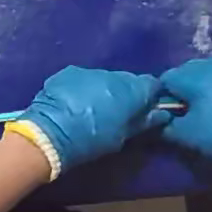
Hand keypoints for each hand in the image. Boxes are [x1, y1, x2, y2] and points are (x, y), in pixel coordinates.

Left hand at [11, 65, 171, 178]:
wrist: (49, 134)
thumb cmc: (91, 140)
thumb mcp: (122, 136)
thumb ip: (143, 122)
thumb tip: (161, 113)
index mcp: (130, 89)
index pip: (151, 84)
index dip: (150, 96)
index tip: (144, 108)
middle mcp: (111, 74)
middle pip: (126, 80)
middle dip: (124, 92)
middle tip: (116, 111)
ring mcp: (87, 71)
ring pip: (103, 78)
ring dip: (102, 90)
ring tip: (91, 108)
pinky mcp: (66, 73)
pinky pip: (81, 79)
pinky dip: (81, 88)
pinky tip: (72, 103)